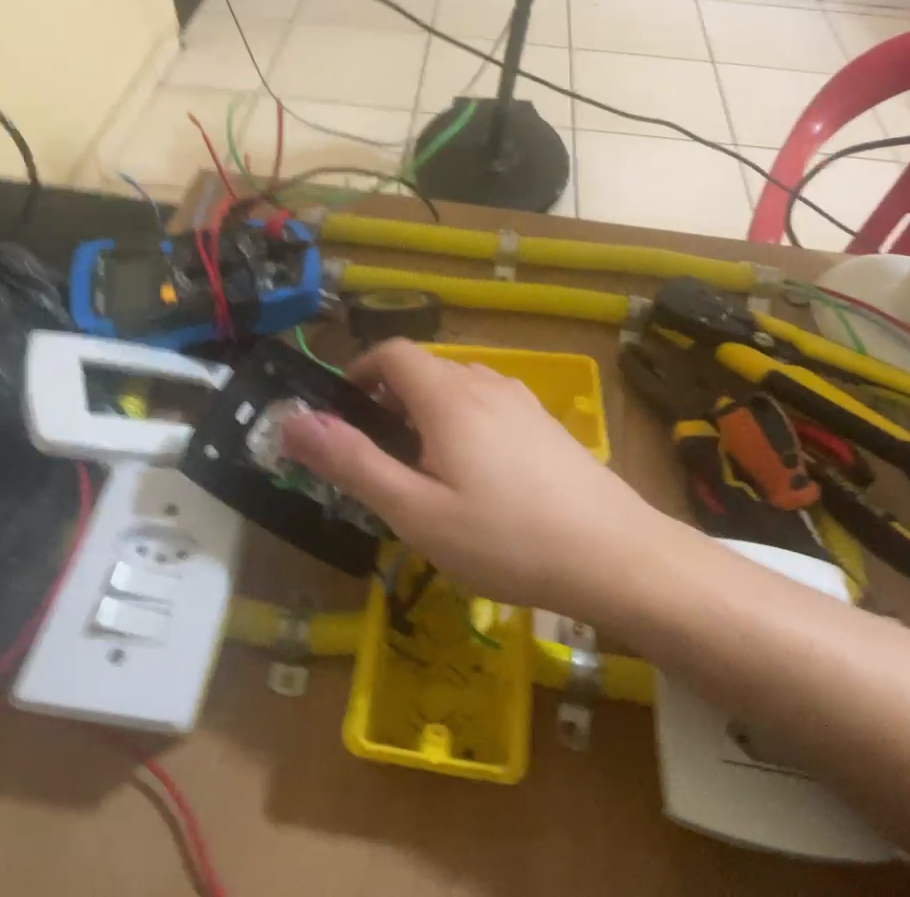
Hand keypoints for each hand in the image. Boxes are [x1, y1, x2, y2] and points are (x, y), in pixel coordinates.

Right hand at [279, 340, 655, 613]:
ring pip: (458, 390)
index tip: (341, 417)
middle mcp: (487, 384)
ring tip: (423, 476)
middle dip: (388, 402)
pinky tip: (476, 484)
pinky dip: (462, 428)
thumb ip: (353, 463)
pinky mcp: (547, 426)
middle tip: (378, 462)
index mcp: (448, 396)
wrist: (614, 556)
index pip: (391, 352)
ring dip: (426, 416)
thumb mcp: (415, 511)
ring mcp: (524, 403)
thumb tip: (294, 422)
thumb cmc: (505, 540)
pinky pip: (489, 409)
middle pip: (424, 371)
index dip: (357, 374)